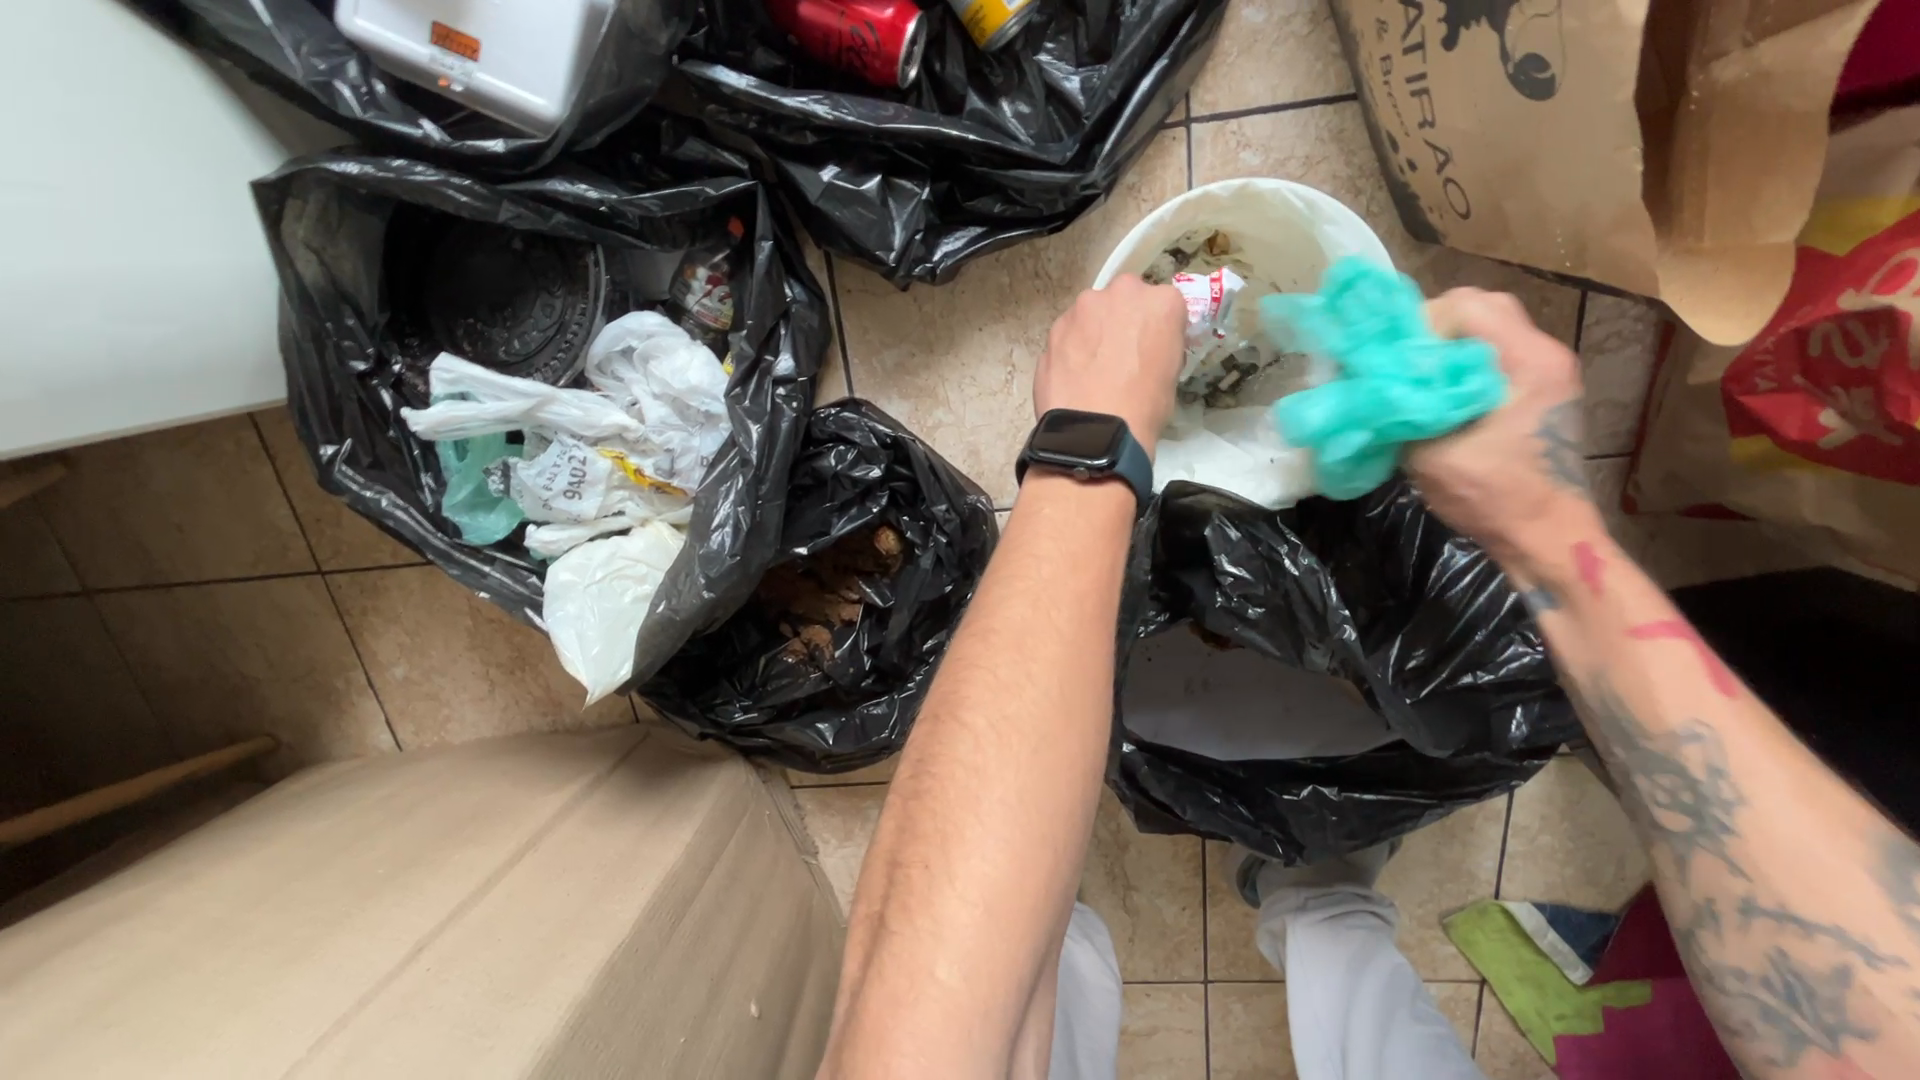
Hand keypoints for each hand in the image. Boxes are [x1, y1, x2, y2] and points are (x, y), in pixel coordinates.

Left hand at [1033, 276, 1186, 456]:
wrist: (1095, 432)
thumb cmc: (1144, 408)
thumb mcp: (1171, 375)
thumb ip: (1160, 346)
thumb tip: (1147, 350)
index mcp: (1161, 302)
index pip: (1164, 305)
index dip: (1157, 328)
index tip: (1152, 347)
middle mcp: (1119, 293)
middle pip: (1123, 299)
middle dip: (1121, 319)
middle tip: (1121, 354)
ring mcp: (1081, 310)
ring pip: (1090, 314)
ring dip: (1092, 332)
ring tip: (1092, 369)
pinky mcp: (1053, 330)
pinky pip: (1067, 335)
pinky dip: (1070, 349)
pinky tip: (1073, 377)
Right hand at [1404, 288, 1601, 569]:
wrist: (1545, 537)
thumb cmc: (1491, 497)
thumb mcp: (1429, 454)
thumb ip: (1399, 409)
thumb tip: (1365, 384)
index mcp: (1525, 361)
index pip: (1465, 305)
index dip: (1418, 324)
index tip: (1389, 359)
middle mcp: (1544, 353)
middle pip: (1480, 307)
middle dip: (1429, 329)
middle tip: (1396, 363)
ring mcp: (1546, 371)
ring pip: (1486, 330)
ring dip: (1443, 346)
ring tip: (1410, 379)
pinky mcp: (1538, 390)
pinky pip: (1492, 355)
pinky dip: (1458, 363)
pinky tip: (1434, 393)